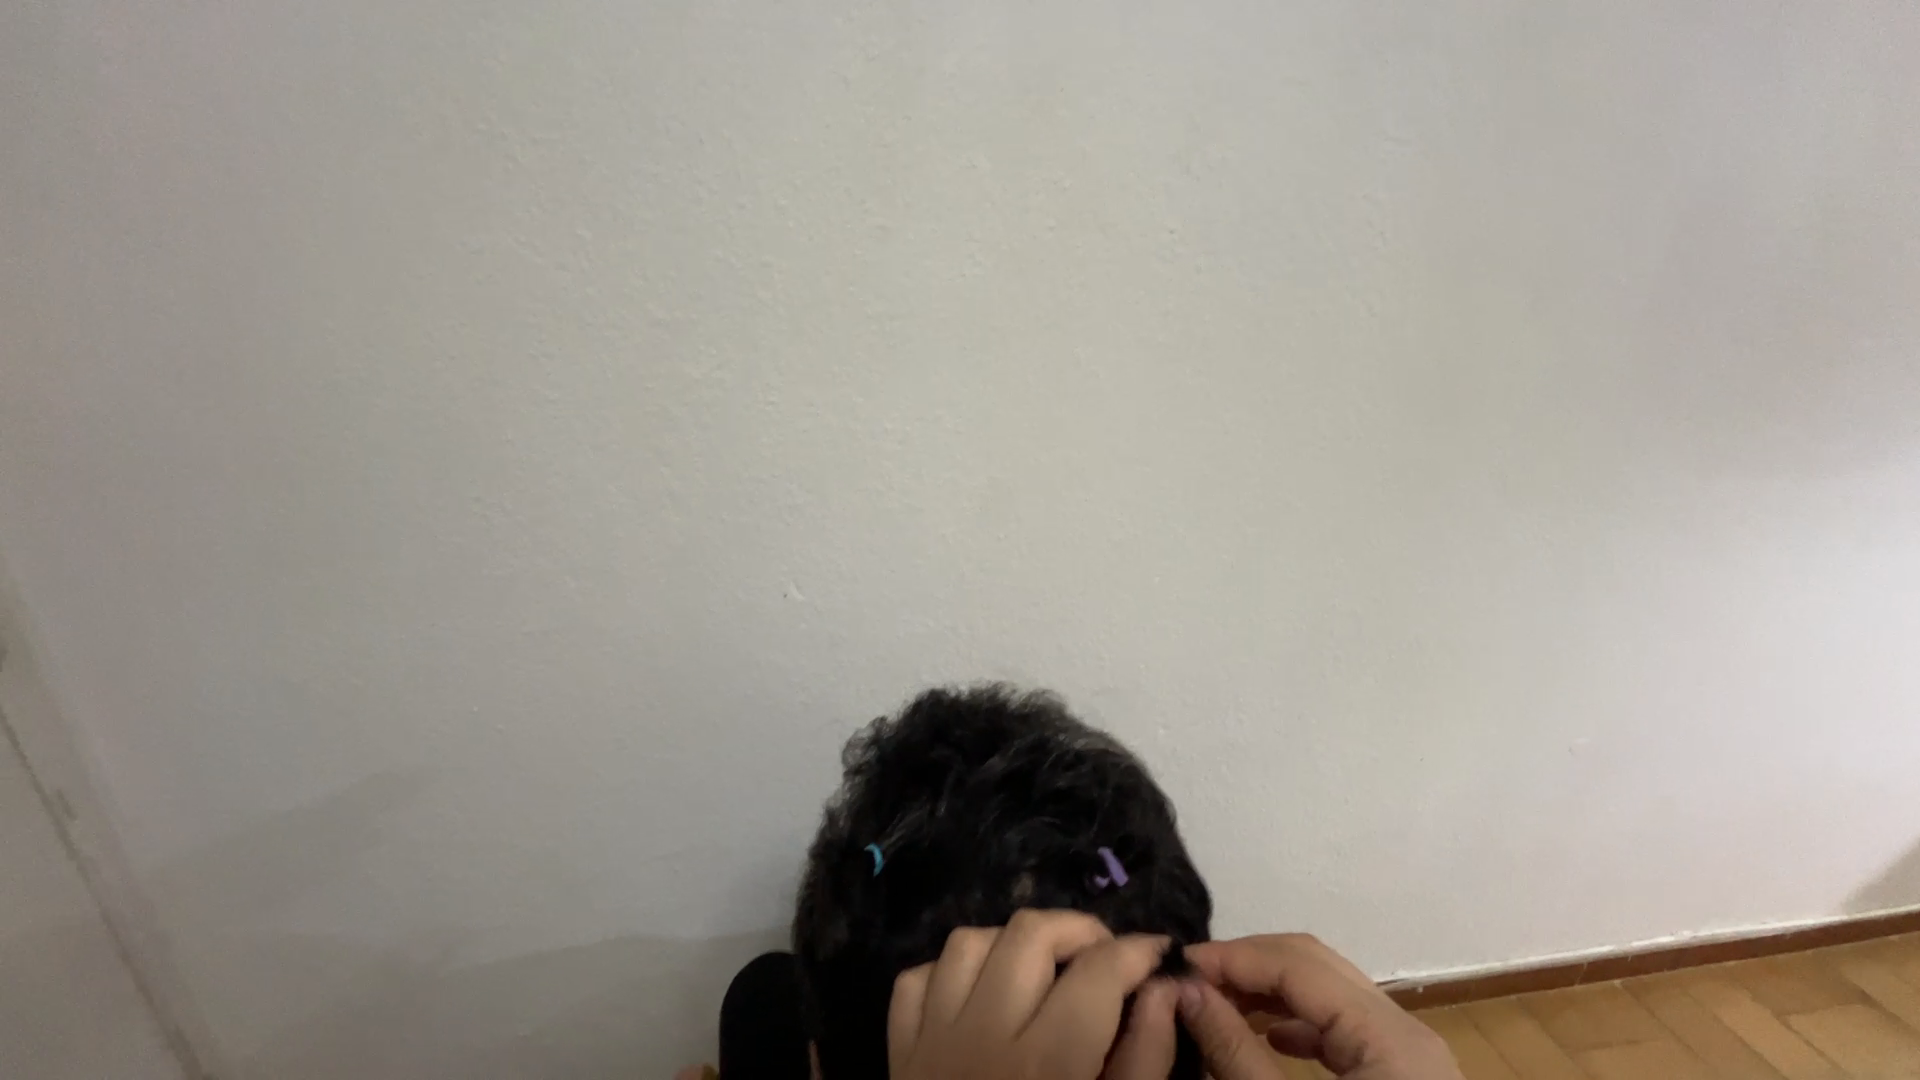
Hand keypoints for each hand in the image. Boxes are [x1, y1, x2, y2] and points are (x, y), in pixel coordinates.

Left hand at [886, 909, 1177, 1079]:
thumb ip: (1144, 1063)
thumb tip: (1163, 991)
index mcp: (1046, 1065)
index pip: (1098, 972)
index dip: (1138, 950)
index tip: (1159, 952)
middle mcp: (983, 1035)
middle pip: (1029, 934)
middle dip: (1078, 930)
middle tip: (1106, 957)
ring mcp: (931, 1040)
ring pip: (967, 942)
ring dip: (1011, 944)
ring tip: (1043, 970)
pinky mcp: (899, 1053)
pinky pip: (916, 982)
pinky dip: (948, 975)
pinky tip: (977, 997)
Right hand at [1176, 934, 1462, 1079]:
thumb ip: (1234, 1050)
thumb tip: (1185, 989)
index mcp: (1390, 1037)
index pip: (1295, 963)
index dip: (1231, 957)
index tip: (1177, 966)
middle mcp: (1406, 1031)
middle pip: (1313, 963)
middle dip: (1248, 964)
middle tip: (1193, 979)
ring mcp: (1411, 1055)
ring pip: (1328, 989)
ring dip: (1269, 988)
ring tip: (1217, 1002)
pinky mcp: (1405, 1077)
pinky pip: (1344, 1025)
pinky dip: (1298, 1020)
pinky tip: (1267, 1035)